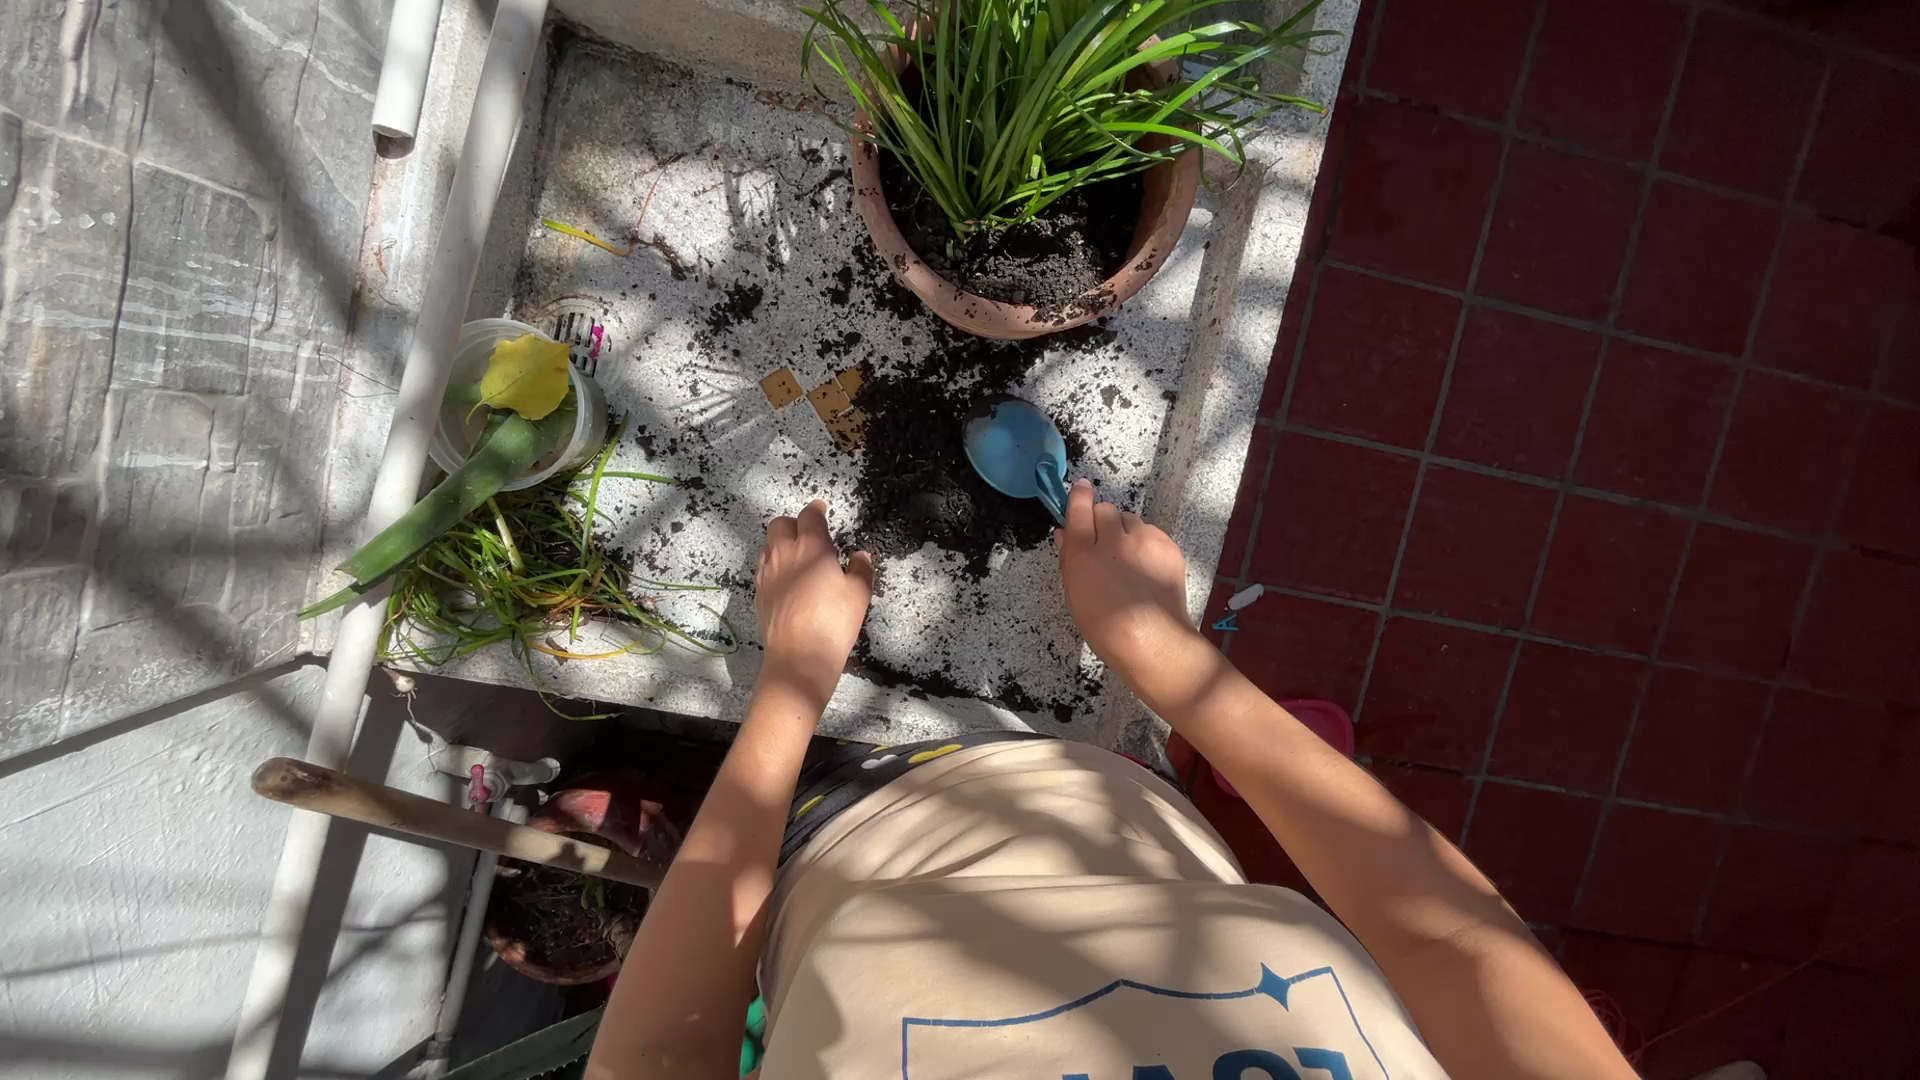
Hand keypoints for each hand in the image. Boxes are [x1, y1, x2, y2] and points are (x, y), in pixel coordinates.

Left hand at [755, 499, 874, 706]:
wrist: (799, 656)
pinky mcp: (759, 593)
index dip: (816, 509)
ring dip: (782, 542)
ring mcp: (768, 573)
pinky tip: (787, 578)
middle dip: (794, 523)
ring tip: (798, 555)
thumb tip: (860, 556)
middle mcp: (784, 554)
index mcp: (811, 547)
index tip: (821, 508)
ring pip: (768, 544)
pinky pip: (764, 567)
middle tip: (809, 533)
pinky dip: (775, 563)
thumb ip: (860, 569)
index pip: (809, 516)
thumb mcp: (859, 594)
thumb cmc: (834, 621)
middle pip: (780, 524)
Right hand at [1056, 479, 1209, 688]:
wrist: (1152, 639)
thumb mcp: (1075, 595)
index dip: (1078, 495)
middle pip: (1105, 509)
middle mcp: (1112, 541)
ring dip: (1125, 531)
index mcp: (1083, 555)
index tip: (1080, 486)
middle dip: (1102, 521)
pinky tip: (1146, 567)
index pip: (1078, 510)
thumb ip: (1069, 559)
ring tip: (1129, 559)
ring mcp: (1143, 541)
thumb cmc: (1105, 627)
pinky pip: (1151, 532)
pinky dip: (1146, 543)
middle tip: (1105, 544)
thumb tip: (1065, 533)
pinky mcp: (1167, 545)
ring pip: (1130, 520)